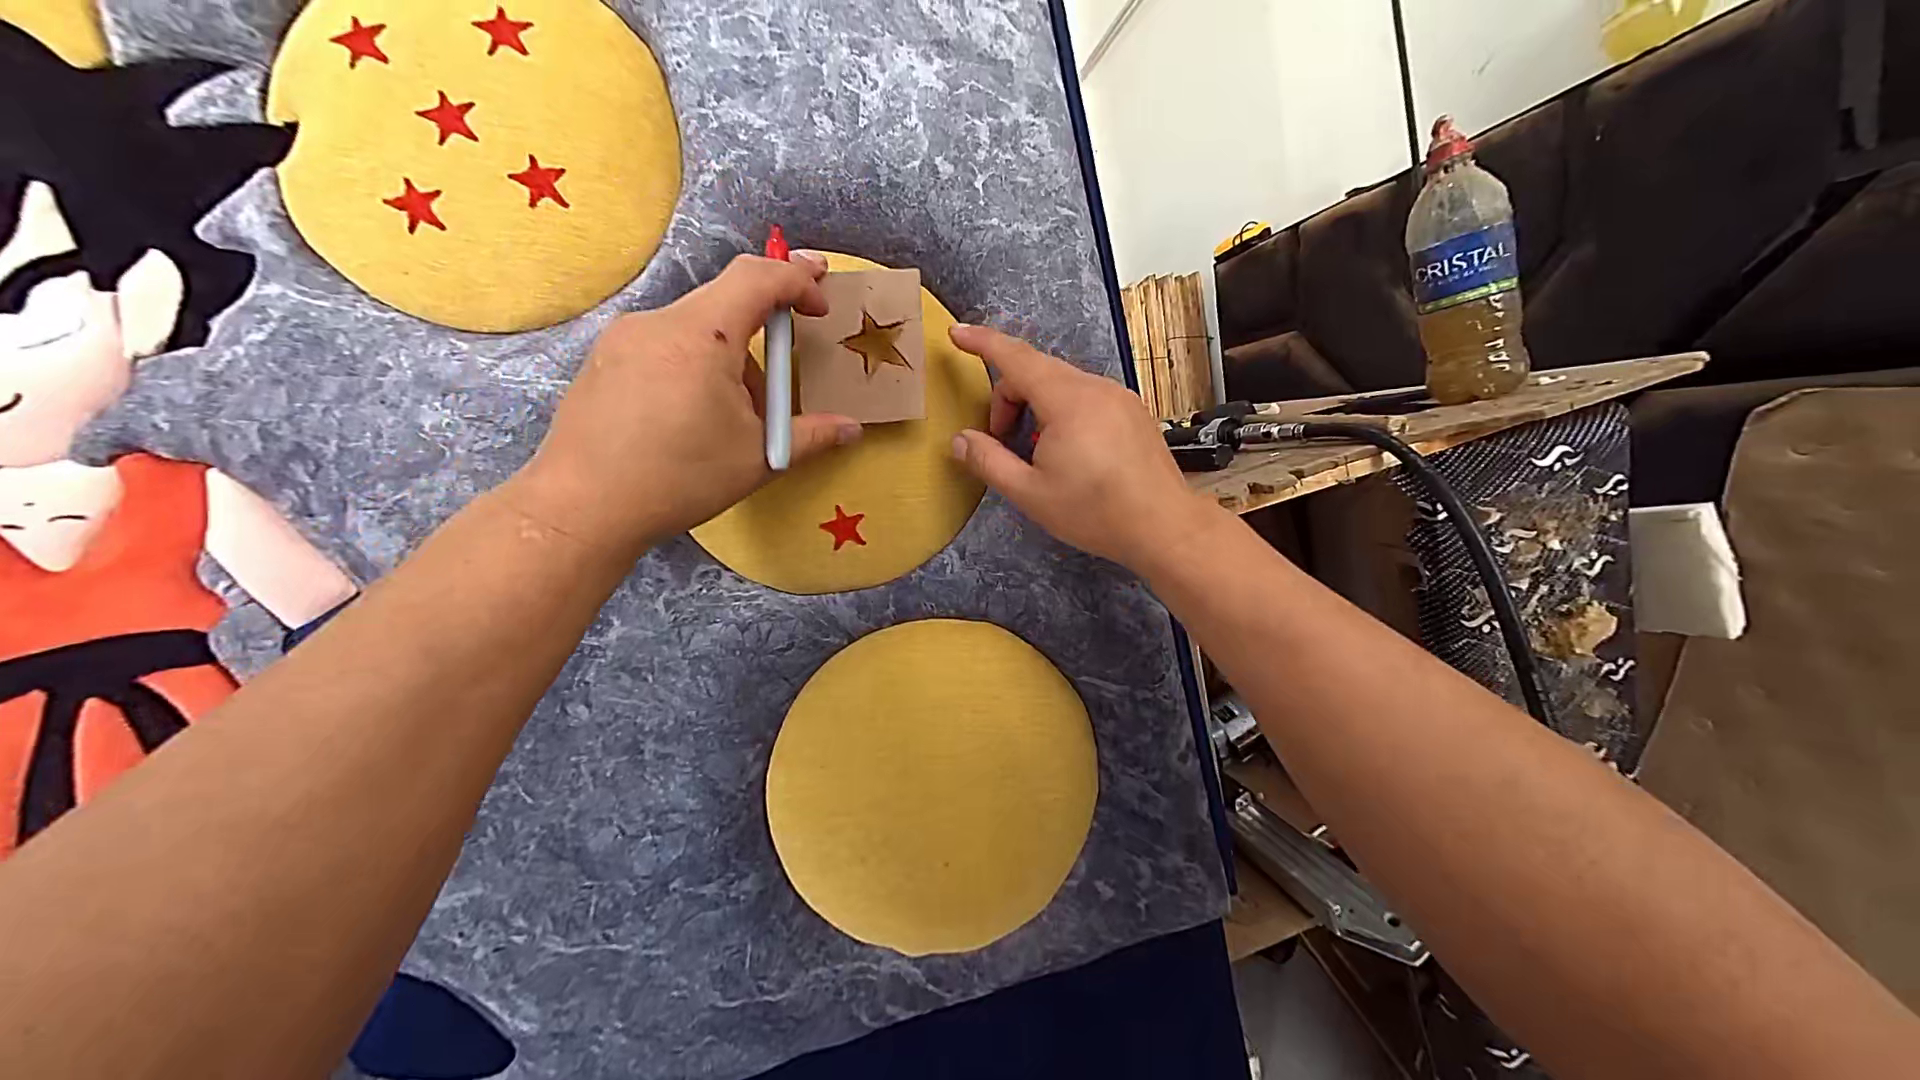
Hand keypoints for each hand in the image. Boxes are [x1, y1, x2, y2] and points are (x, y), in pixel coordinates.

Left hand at [506, 254, 861, 554]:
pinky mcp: (604, 360)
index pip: (758, 277)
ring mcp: (625, 339)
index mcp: (703, 335)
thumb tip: (852, 429)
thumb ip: (811, 436)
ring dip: (729, 360)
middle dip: (765, 336)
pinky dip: (694, 367)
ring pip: (696, 329)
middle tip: (778, 385)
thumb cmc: (678, 478)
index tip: (820, 299)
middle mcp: (659, 322)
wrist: (583, 508)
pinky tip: (690, 419)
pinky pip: (665, 346)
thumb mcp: (758, 458)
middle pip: (727, 303)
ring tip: (732, 421)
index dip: (798, 279)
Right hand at [947, 324, 1218, 569]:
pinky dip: (1062, 411)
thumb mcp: (1030, 493)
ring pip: (1062, 384)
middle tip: (1000, 440)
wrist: (1164, 527)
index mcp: (1068, 401)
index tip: (957, 334)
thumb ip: (989, 461)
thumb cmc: (1095, 512)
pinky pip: (1086, 397)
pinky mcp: (1133, 412)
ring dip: (1036, 407)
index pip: (1015, 357)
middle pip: (1037, 371)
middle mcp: (1096, 388)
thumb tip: (959, 440)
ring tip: (1035, 452)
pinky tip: (1068, 451)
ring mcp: (1119, 397)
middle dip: (1007, 397)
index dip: (982, 342)